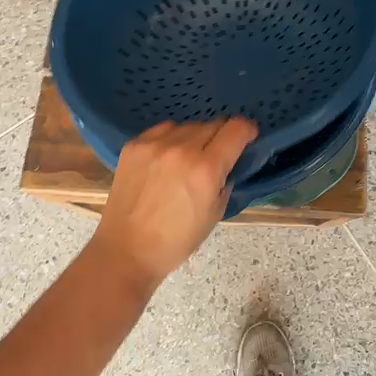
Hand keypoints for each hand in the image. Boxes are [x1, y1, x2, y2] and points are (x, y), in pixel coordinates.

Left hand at [91, 118, 257, 289]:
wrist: (126, 251)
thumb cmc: (176, 241)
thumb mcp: (215, 214)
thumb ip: (225, 180)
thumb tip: (228, 163)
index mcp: (206, 169)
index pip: (236, 130)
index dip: (247, 130)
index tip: (249, 136)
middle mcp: (182, 149)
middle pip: (213, 124)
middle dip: (221, 137)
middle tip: (217, 155)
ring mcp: (155, 144)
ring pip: (188, 125)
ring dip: (195, 137)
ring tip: (188, 159)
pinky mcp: (134, 145)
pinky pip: (163, 130)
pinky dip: (171, 139)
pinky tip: (167, 158)